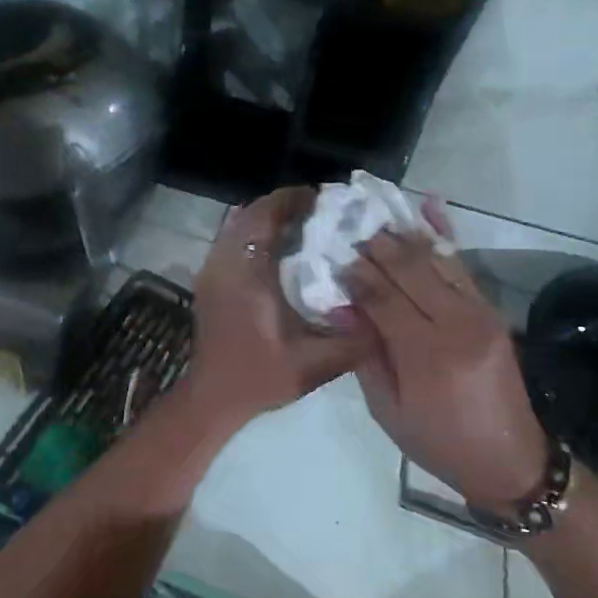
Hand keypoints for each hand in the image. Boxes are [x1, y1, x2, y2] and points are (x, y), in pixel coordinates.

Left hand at [182, 187, 369, 423]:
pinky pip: (234, 242)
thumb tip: (386, 310)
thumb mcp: (315, 364)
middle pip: (252, 212)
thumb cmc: (259, 378)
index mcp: (247, 272)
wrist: (212, 398)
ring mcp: (212, 270)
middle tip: (324, 215)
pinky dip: (258, 237)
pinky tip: (284, 257)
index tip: (329, 201)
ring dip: (271, 221)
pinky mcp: (210, 282)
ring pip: (239, 226)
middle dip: (287, 207)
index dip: (297, 199)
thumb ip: (354, 339)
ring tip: (308, 230)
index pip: (267, 213)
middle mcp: (224, 262)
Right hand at [344, 207, 550, 509]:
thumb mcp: (389, 411)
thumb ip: (366, 355)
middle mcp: (456, 324)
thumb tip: (342, 308)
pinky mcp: (493, 312)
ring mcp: (481, 313)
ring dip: (406, 235)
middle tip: (349, 226)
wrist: (510, 459)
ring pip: (438, 259)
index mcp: (426, 354)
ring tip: (377, 215)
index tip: (333, 255)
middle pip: (410, 269)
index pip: (382, 297)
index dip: (356, 274)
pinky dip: (445, 236)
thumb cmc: (438, 444)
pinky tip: (430, 208)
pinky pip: (464, 267)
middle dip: (378, 245)